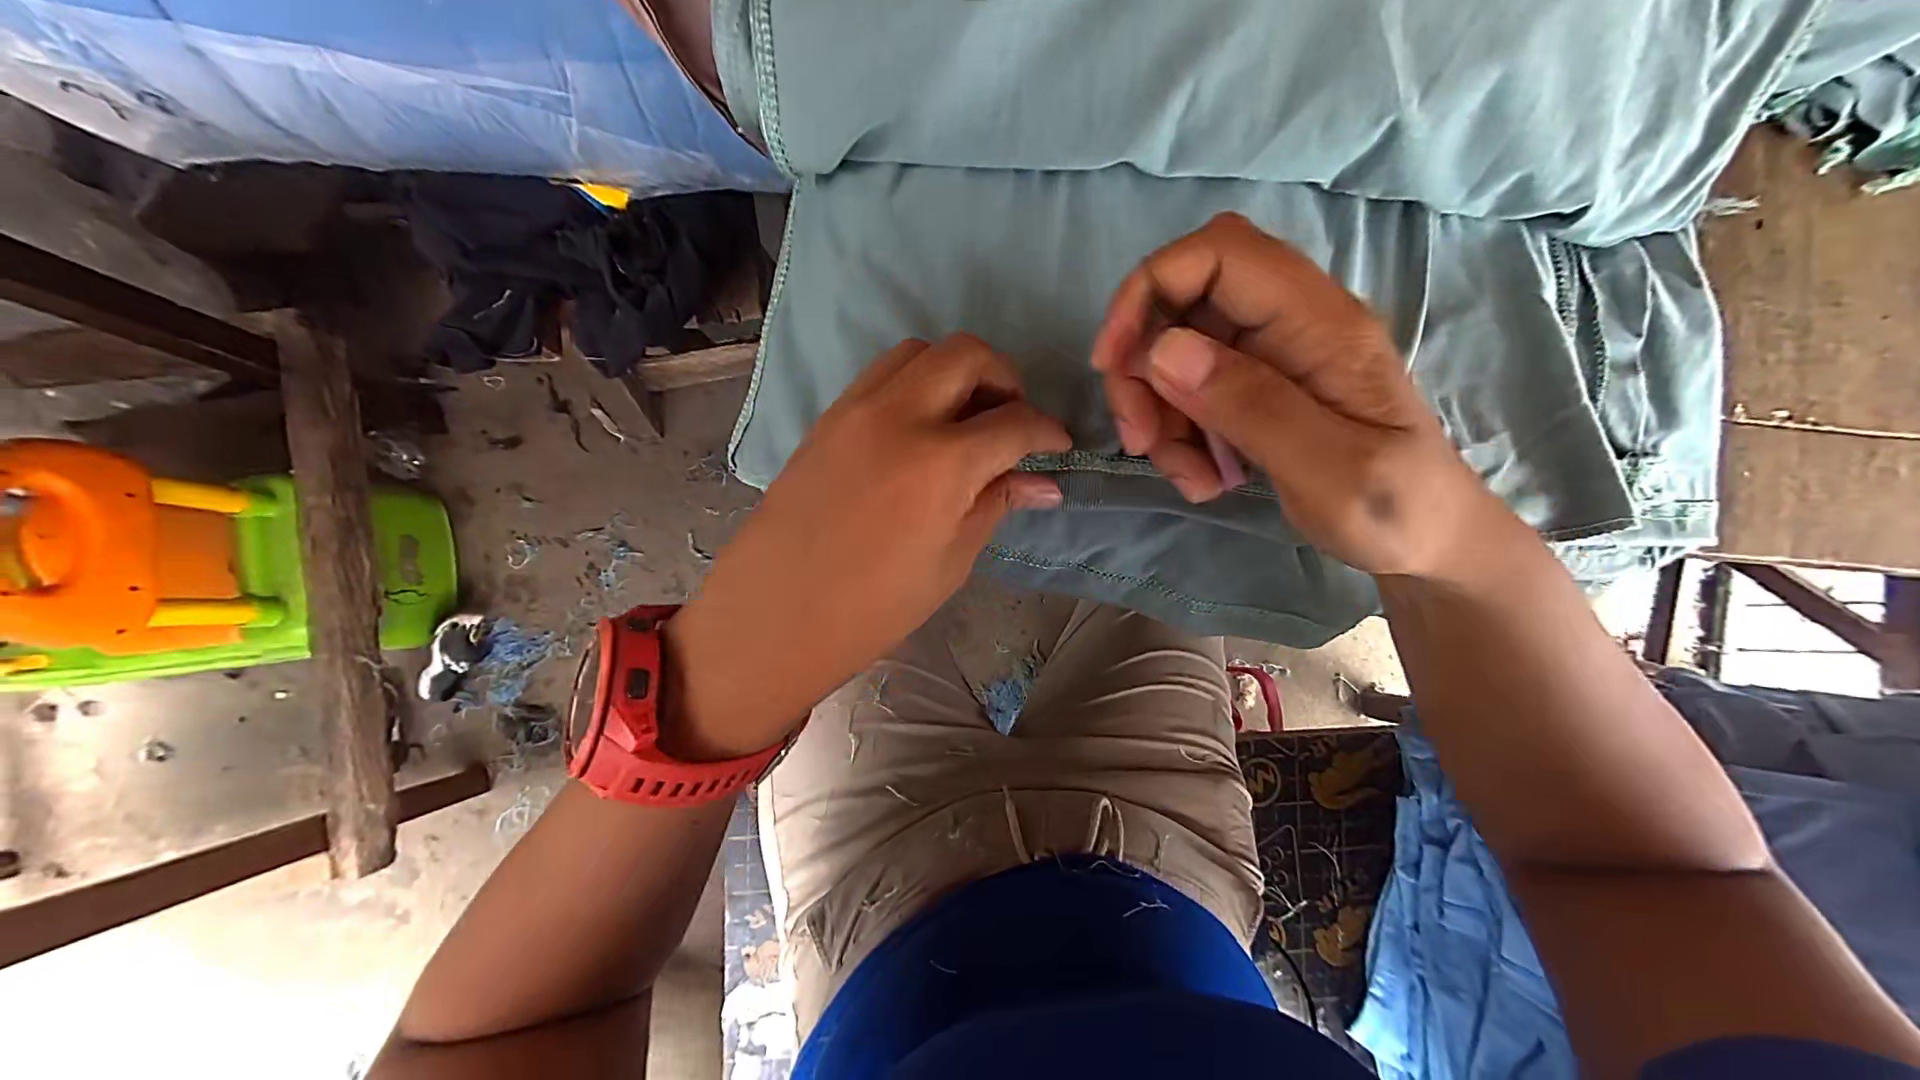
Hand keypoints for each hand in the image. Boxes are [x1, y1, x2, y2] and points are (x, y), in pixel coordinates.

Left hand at [662, 334, 1070, 758]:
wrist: (775, 612)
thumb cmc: (872, 606)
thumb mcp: (949, 562)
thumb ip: (995, 504)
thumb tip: (1043, 483)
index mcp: (941, 463)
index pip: (1014, 422)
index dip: (1047, 430)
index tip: (1058, 444)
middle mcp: (900, 416)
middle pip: (968, 355)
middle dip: (1006, 378)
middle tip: (1012, 419)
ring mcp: (856, 409)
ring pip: (920, 351)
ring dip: (956, 370)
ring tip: (966, 416)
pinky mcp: (828, 416)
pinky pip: (882, 373)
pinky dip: (915, 380)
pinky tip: (920, 424)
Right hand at [1090, 212, 1512, 578]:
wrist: (1429, 542)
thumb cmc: (1396, 510)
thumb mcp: (1330, 470)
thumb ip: (1252, 406)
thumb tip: (1163, 349)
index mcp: (1320, 323)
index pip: (1219, 253)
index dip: (1148, 288)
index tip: (1111, 361)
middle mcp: (1290, 325)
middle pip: (1182, 305)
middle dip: (1142, 371)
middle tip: (1141, 441)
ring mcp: (1270, 357)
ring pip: (1175, 355)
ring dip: (1158, 415)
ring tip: (1191, 477)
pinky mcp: (1255, 389)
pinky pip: (1189, 394)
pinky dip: (1177, 435)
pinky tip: (1204, 479)